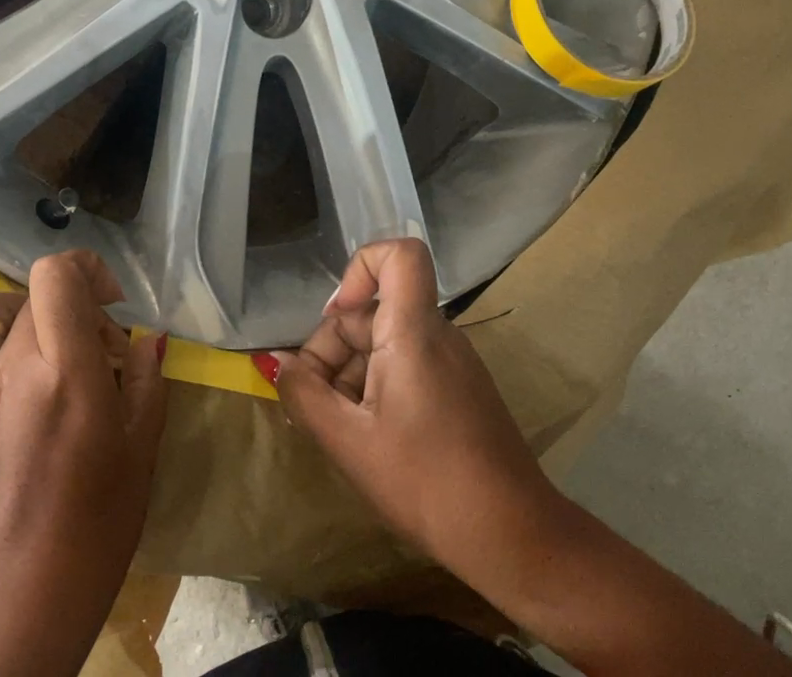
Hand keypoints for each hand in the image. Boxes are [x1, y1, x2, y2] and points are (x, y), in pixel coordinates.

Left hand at [0, 251, 167, 676]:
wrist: (14, 600)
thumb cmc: (94, 532)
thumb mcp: (140, 454)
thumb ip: (147, 384)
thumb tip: (145, 339)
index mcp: (66, 374)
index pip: (57, 276)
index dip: (85, 269)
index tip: (109, 302)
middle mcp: (10, 368)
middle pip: (32, 294)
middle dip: (70, 306)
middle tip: (93, 352)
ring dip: (17, 316)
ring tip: (38, 350)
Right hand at [277, 240, 791, 676]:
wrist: (512, 537)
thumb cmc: (424, 481)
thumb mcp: (346, 439)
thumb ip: (302, 392)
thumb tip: (279, 363)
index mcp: (414, 332)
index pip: (399, 254)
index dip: (358, 269)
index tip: (332, 319)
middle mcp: (438, 336)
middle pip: (373, 311)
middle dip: (331, 350)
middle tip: (312, 407)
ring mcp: (452, 365)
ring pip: (384, 344)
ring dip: (348, 376)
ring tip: (334, 431)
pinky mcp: (458, 392)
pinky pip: (404, 368)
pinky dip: (373, 391)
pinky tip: (363, 438)